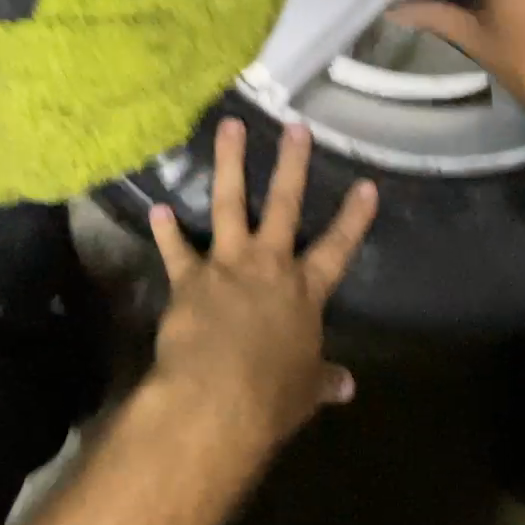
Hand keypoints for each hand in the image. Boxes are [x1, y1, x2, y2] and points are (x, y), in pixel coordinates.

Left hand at [147, 118, 377, 446]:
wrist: (216, 398)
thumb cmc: (270, 397)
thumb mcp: (305, 391)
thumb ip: (323, 379)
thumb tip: (347, 387)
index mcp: (304, 292)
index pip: (337, 247)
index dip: (354, 217)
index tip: (367, 185)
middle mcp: (268, 266)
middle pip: (284, 205)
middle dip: (291, 165)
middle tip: (295, 127)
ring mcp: (227, 265)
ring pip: (230, 204)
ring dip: (229, 163)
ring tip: (230, 126)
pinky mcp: (189, 278)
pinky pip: (176, 249)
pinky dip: (166, 231)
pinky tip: (158, 209)